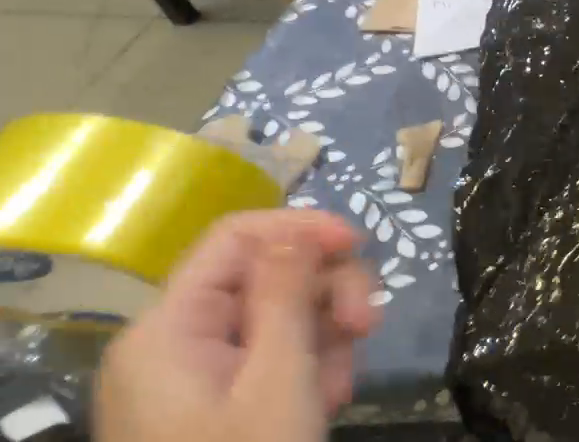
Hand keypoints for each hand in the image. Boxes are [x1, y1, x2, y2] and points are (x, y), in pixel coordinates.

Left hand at [95, 211, 381, 441]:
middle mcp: (176, 337)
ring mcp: (196, 366)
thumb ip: (287, 293)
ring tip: (343, 382)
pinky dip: (314, 361)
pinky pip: (277, 347)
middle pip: (272, 273)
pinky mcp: (215, 390)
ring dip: (330, 334)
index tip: (360, 244)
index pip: (237, 237)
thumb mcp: (278, 374)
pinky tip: (328, 394)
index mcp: (170, 327)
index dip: (302, 227)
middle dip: (330, 293)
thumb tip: (299, 229)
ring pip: (285, 310)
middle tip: (366, 326)